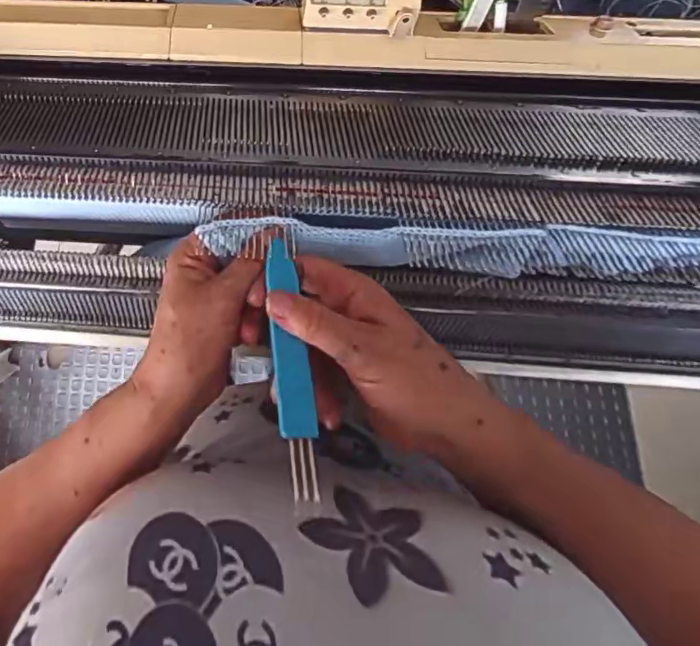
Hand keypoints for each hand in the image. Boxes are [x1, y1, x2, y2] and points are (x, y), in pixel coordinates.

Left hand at [129, 233, 268, 421]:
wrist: (180, 389)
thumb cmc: (183, 346)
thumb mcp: (223, 296)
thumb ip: (250, 262)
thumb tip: (267, 237)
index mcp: (190, 257)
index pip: (227, 228)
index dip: (253, 231)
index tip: (276, 237)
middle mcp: (201, 272)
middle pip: (244, 257)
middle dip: (255, 280)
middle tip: (256, 297)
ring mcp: (213, 294)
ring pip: (251, 282)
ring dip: (256, 303)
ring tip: (247, 321)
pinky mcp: (224, 315)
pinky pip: (250, 304)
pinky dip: (254, 317)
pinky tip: (246, 333)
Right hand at [265, 255, 507, 457]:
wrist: (447, 429)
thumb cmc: (416, 380)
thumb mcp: (361, 349)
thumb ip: (316, 323)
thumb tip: (274, 298)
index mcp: (353, 294)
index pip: (304, 270)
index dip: (275, 280)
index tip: (251, 302)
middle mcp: (344, 312)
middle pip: (296, 311)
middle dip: (281, 338)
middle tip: (265, 357)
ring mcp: (343, 343)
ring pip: (301, 348)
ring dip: (300, 376)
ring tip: (306, 401)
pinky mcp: (343, 371)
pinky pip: (313, 374)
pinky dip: (315, 394)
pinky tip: (328, 414)